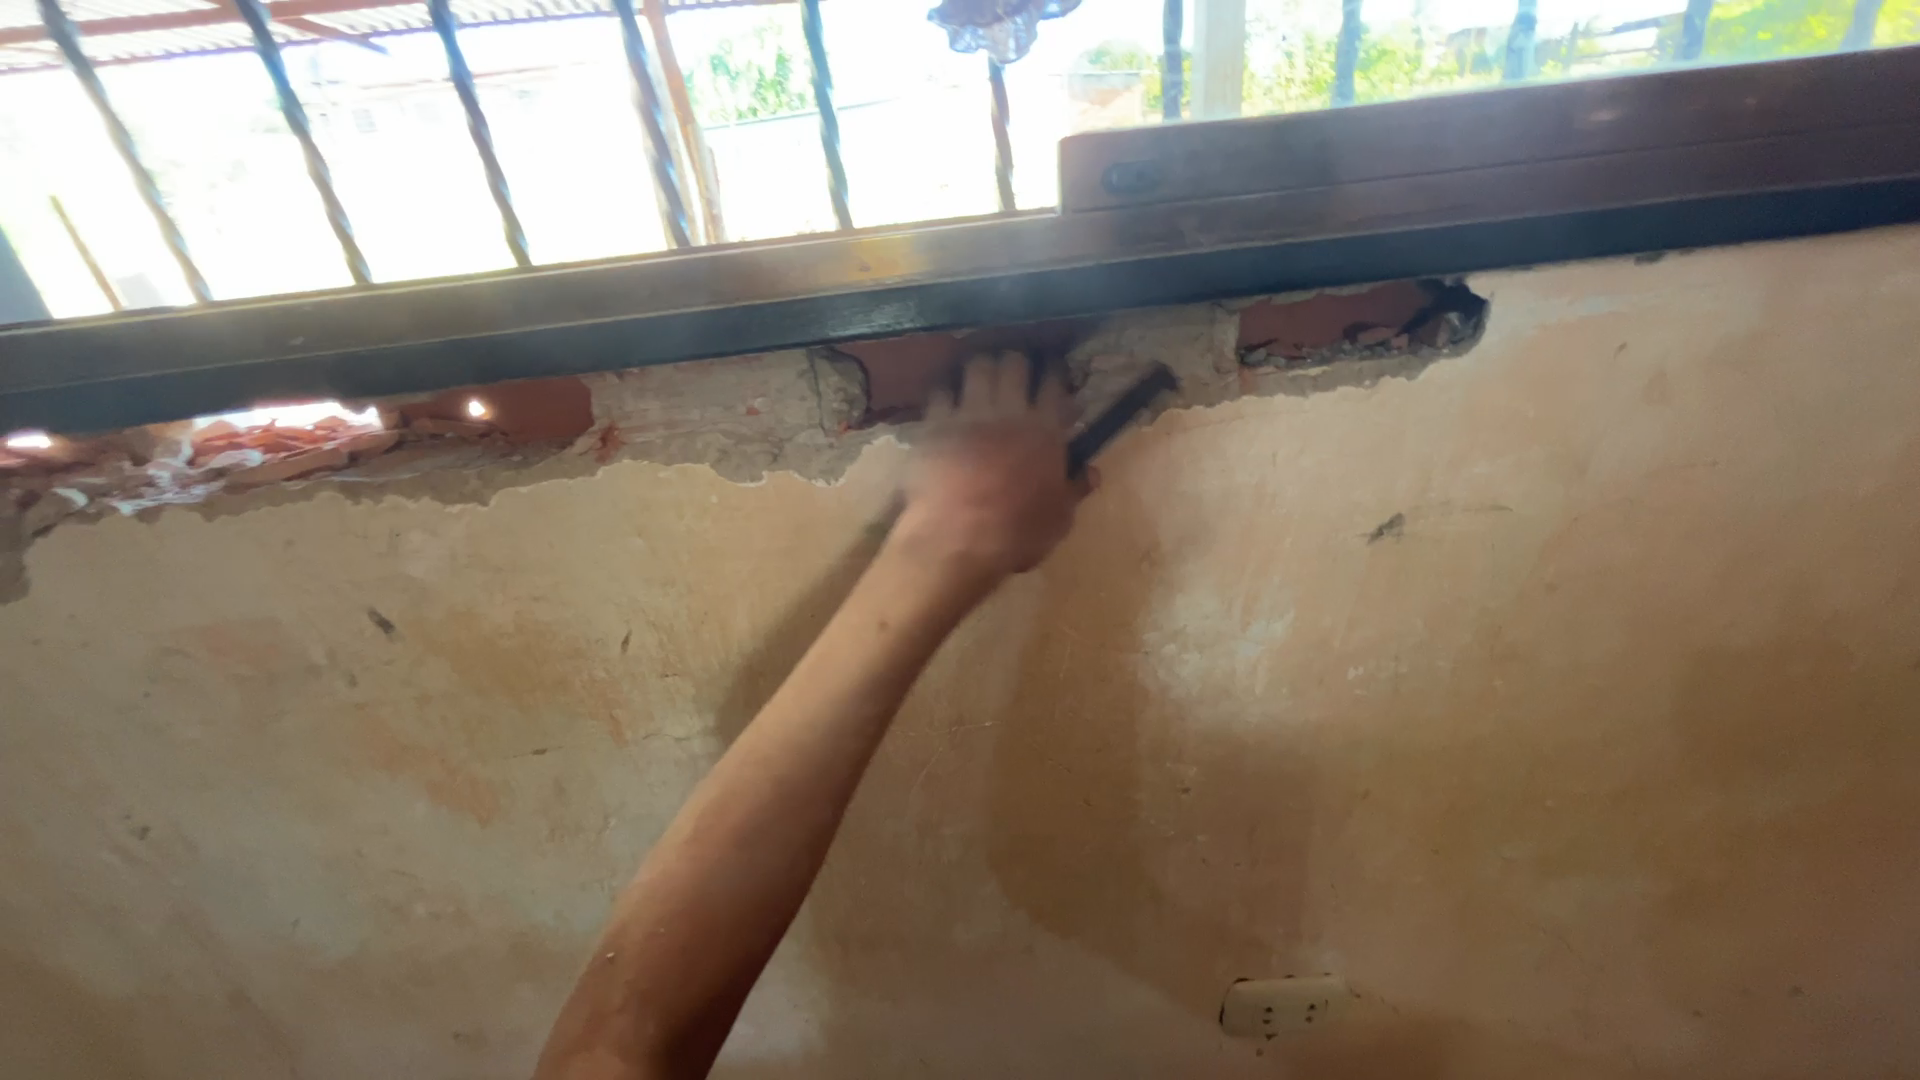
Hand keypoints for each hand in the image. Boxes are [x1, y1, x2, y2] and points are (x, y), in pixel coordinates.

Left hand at [893, 351, 1094, 583]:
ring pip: (977, 367)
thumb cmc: (1016, 535)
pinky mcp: (934, 425)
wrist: (956, 541)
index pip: (1054, 385)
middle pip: (1014, 364)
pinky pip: (940, 392)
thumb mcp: (1058, 518)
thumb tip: (1092, 471)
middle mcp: (1009, 412)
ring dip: (982, 365)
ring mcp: (968, 414)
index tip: (1054, 371)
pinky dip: (946, 390)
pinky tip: (947, 395)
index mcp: (1045, 431)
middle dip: (1017, 361)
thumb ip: (1075, 489)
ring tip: (983, 371)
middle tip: (1017, 368)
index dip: (1054, 373)